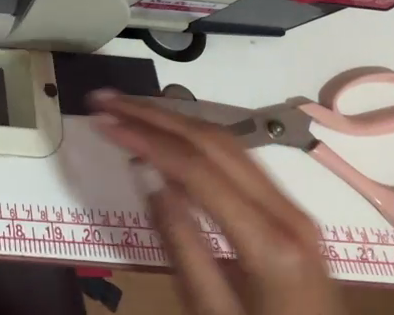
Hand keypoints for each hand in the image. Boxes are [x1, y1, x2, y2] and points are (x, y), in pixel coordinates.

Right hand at [91, 90, 343, 314]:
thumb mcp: (211, 312)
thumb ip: (180, 243)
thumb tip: (143, 172)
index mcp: (268, 243)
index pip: (196, 169)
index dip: (144, 137)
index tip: (100, 120)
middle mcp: (287, 213)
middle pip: (213, 142)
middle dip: (153, 114)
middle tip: (104, 99)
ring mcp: (293, 209)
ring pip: (227, 142)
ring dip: (172, 118)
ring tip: (126, 107)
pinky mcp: (289, 211)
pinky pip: (237, 160)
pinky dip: (194, 139)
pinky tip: (164, 136)